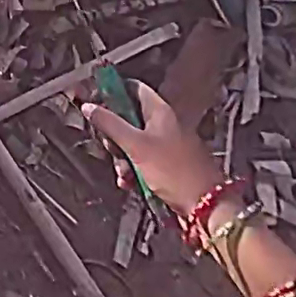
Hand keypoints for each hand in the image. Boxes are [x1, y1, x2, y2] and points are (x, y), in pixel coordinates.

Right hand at [81, 82, 223, 216]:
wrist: (208, 209)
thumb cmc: (172, 170)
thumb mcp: (135, 145)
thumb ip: (109, 124)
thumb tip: (87, 106)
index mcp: (159, 112)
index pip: (133, 88)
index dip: (113, 91)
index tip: (96, 103)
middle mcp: (164, 124)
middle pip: (128, 117)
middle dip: (114, 133)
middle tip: (109, 146)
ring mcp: (167, 145)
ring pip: (132, 141)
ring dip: (122, 156)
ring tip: (123, 172)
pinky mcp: (168, 166)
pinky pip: (142, 160)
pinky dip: (133, 169)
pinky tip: (129, 182)